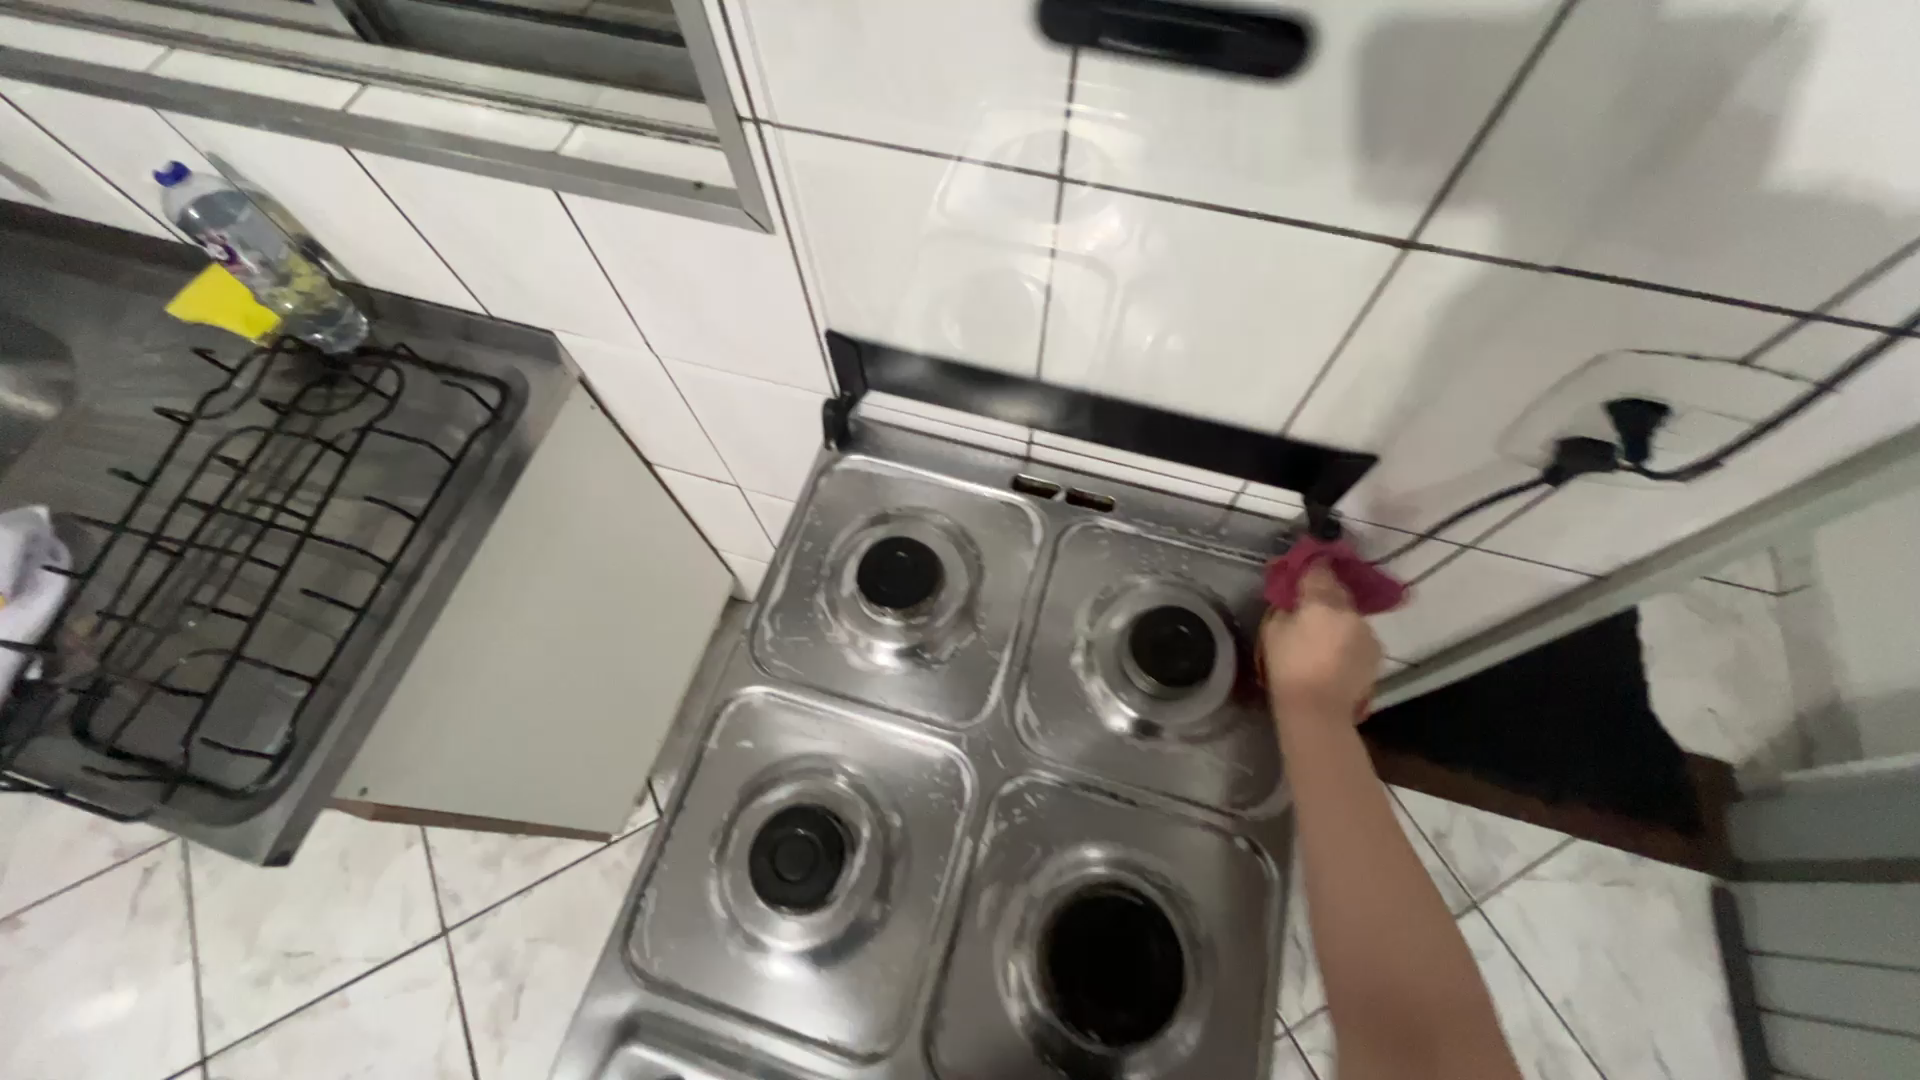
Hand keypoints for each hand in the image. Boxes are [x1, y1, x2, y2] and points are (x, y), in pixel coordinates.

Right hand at [1261, 563, 1382, 724]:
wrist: (1319, 710)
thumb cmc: (1287, 669)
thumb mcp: (1272, 632)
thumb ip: (1284, 608)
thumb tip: (1292, 601)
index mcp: (1322, 602)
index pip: (1319, 570)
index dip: (1310, 566)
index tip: (1302, 567)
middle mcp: (1350, 611)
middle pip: (1337, 591)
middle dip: (1324, 593)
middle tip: (1308, 603)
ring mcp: (1367, 632)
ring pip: (1350, 614)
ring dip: (1337, 617)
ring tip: (1321, 634)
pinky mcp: (1377, 653)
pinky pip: (1359, 635)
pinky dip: (1348, 637)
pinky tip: (1334, 653)